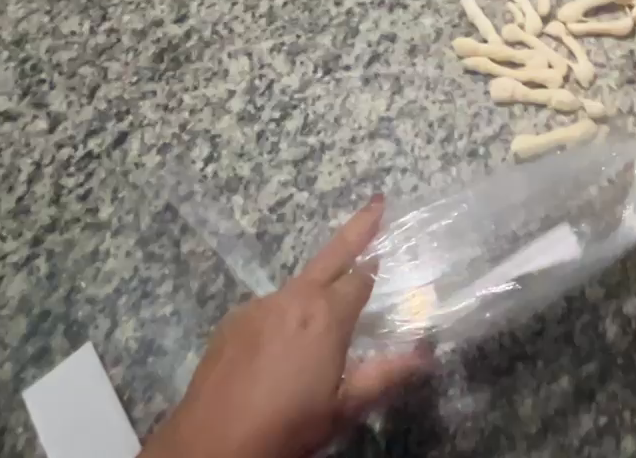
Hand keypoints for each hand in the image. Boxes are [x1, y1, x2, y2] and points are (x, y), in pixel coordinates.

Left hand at [142, 197, 431, 457]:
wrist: (208, 448)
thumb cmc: (286, 426)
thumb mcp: (342, 409)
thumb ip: (385, 375)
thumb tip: (426, 355)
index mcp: (327, 315)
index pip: (361, 278)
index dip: (375, 272)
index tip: (386, 259)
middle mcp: (295, 298)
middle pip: (334, 254)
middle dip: (359, 227)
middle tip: (377, 202)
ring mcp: (260, 305)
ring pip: (298, 288)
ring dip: (314, 294)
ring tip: (315, 331)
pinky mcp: (233, 320)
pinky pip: (269, 310)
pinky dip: (282, 319)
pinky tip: (277, 351)